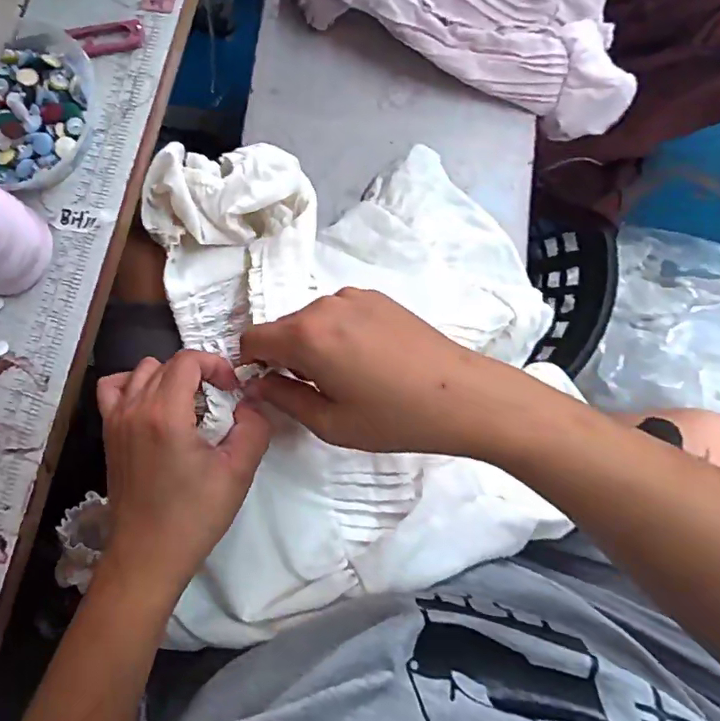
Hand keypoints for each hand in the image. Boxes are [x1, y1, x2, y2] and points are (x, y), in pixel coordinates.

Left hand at [95, 351, 270, 593]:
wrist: (148, 552)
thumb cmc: (193, 516)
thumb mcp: (236, 473)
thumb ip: (253, 428)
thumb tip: (251, 402)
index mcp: (165, 413)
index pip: (187, 360)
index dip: (215, 365)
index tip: (231, 389)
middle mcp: (135, 407)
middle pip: (165, 364)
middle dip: (196, 373)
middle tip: (217, 401)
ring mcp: (116, 418)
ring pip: (140, 371)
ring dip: (167, 377)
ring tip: (186, 403)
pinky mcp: (107, 431)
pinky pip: (112, 389)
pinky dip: (131, 385)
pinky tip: (150, 403)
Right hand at [239, 288, 530, 457]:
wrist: (469, 397)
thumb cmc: (396, 418)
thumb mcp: (330, 423)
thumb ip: (282, 398)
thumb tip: (257, 383)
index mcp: (305, 335)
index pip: (252, 338)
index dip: (251, 363)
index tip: (271, 384)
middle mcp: (322, 306)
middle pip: (280, 328)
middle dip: (284, 354)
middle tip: (316, 388)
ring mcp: (351, 297)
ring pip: (308, 319)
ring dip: (312, 343)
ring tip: (347, 374)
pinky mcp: (375, 297)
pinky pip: (336, 312)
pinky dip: (337, 331)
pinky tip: (367, 357)